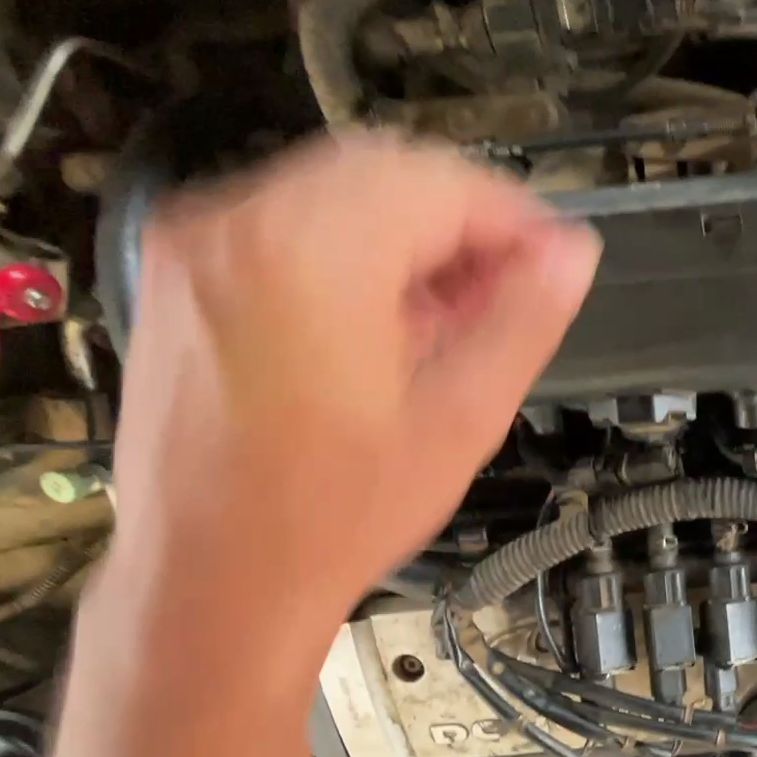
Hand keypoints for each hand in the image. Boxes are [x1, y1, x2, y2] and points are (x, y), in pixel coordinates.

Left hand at [104, 132, 599, 627]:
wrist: (215, 582)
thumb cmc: (332, 519)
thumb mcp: (461, 420)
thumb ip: (523, 322)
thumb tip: (570, 256)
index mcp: (308, 258)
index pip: (436, 184)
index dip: (514, 216)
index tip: (555, 256)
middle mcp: (235, 232)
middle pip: (384, 174)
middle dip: (466, 223)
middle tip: (518, 286)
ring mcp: (198, 254)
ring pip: (337, 198)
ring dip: (416, 240)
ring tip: (463, 316)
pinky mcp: (186, 283)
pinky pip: (291, 232)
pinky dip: (360, 257)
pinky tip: (399, 324)